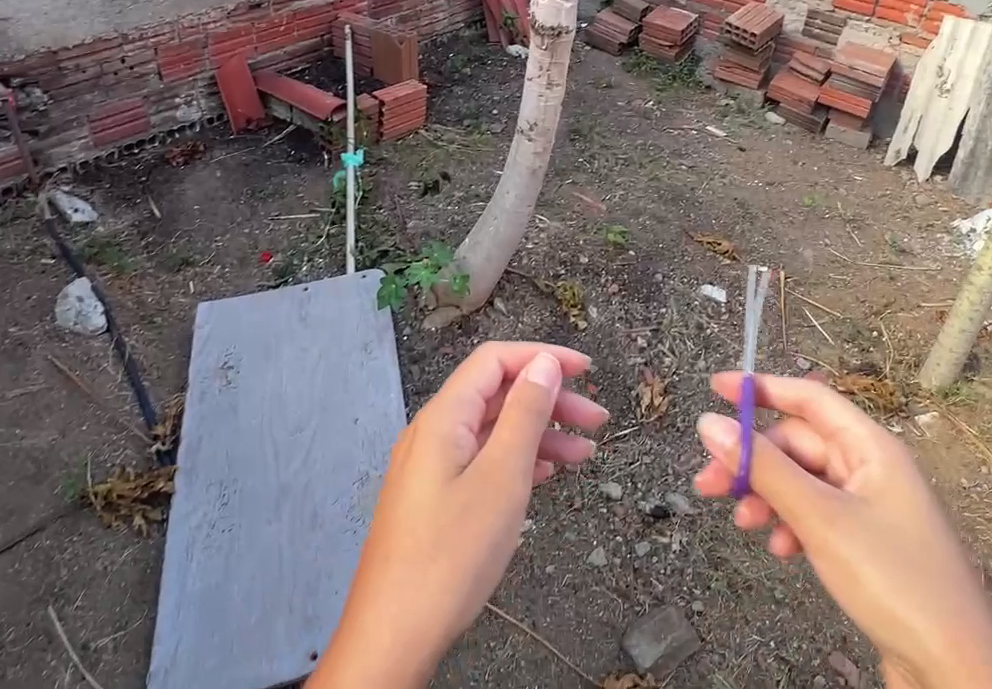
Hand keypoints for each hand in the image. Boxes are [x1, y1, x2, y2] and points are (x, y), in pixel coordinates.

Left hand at [310, 342, 607, 688]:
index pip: (495, 361)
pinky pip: (482, 461)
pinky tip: (546, 475)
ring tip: (585, 454)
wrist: (393, 634)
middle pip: (496, 395)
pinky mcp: (435, 499)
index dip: (542, 356)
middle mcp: (433, 433)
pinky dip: (518, 461)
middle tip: (598, 420)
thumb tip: (543, 362)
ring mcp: (431, 468)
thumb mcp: (501, 477)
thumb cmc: (450, 554)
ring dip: (540, 434)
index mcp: (443, 417)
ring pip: (492, 431)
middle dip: (549, 399)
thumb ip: (524, 414)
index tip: (587, 370)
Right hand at [694, 373, 991, 688]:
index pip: (809, 399)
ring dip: (768, 497)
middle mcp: (872, 468)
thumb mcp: (820, 517)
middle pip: (799, 445)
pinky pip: (816, 516)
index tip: (716, 389)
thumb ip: (764, 468)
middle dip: (753, 461)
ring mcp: (870, 507)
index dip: (763, 389)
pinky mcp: (867, 544)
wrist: (953, 668)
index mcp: (872, 447)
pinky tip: (782, 551)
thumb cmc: (891, 578)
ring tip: (743, 525)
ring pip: (803, 483)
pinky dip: (791, 525)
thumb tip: (709, 423)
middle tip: (707, 484)